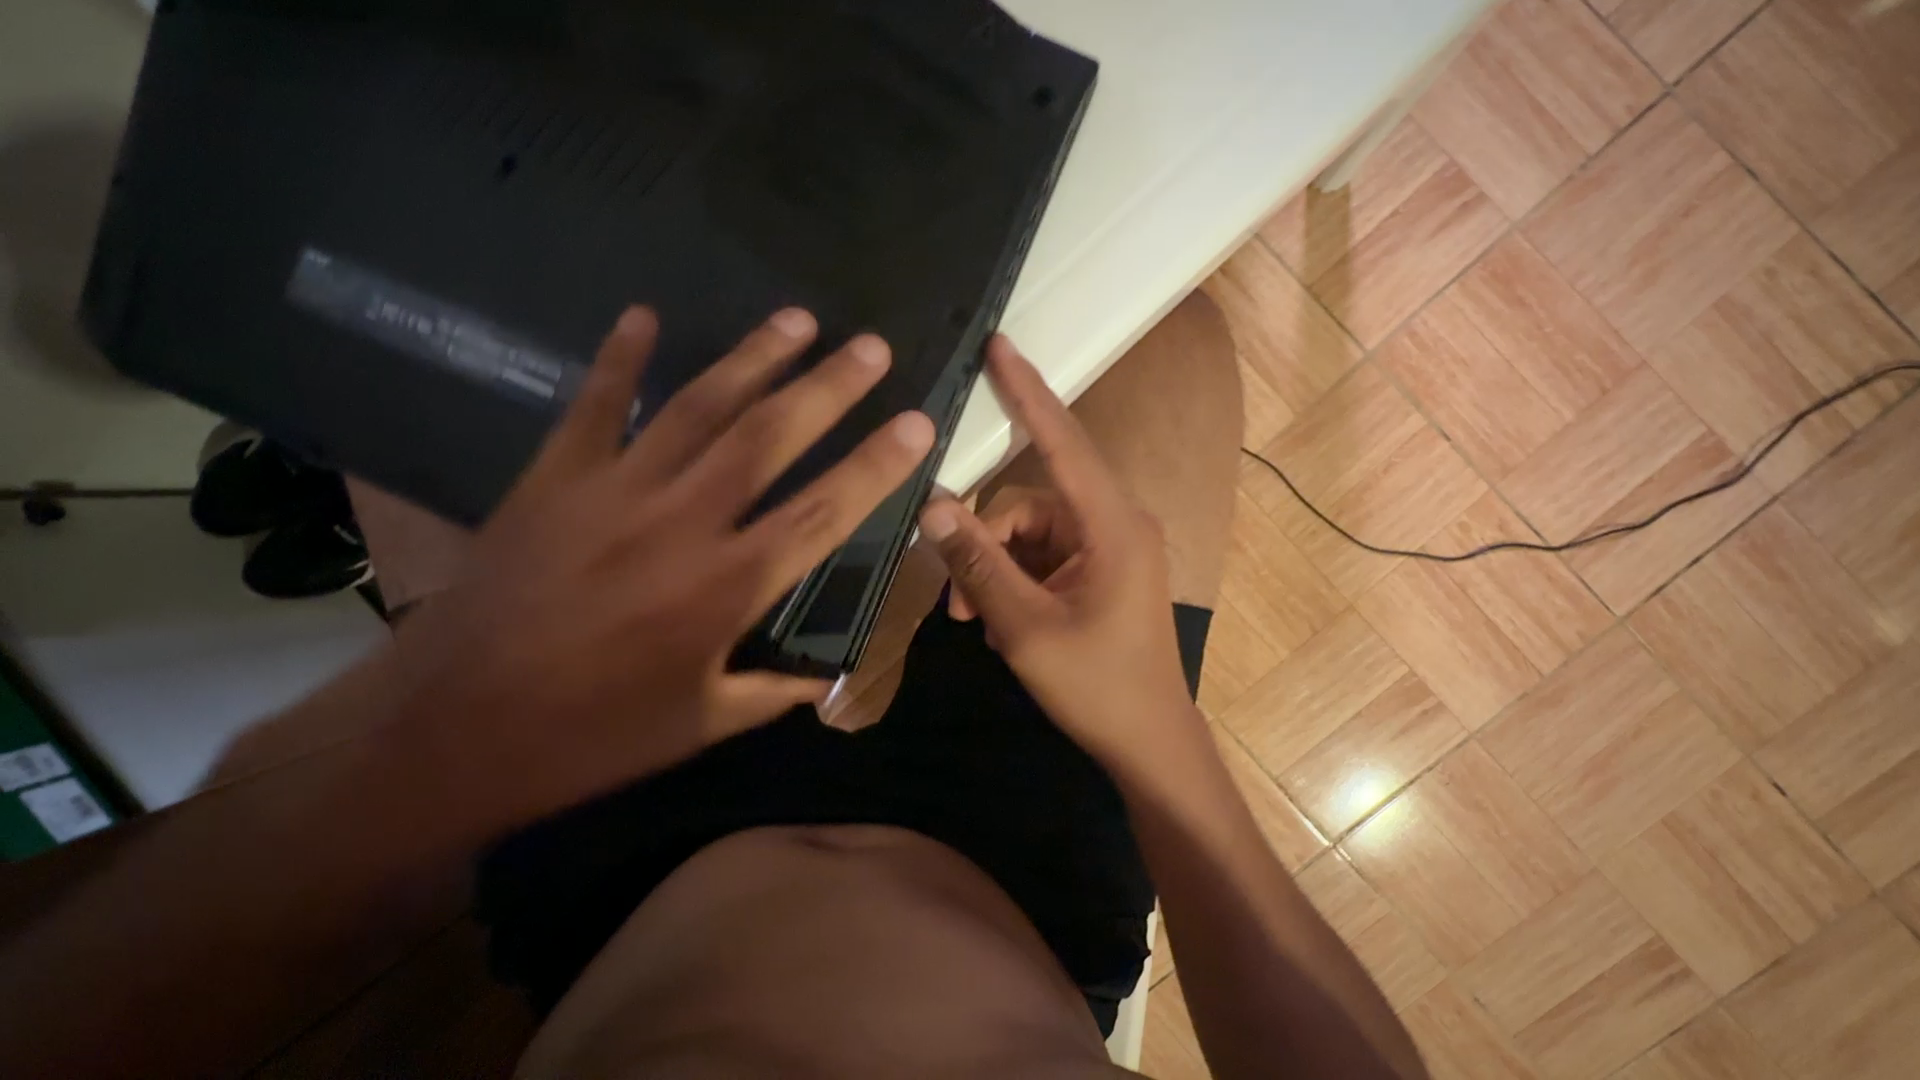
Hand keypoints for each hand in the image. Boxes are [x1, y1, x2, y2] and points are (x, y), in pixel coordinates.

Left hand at [392, 306, 933, 830]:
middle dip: (829, 388)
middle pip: (768, 438)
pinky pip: (593, 407)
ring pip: (697, 408)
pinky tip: (643, 315)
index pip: (822, 511)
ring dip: (753, 358)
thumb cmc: (588, 737)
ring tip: (799, 319)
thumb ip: (770, 693)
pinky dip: (619, 359)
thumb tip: (828, 685)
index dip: (876, 465)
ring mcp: (613, 492)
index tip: (918, 423)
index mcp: (725, 588)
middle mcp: (680, 524)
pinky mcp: (552, 480)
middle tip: (873, 347)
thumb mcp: (697, 726)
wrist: (448, 729)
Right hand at [918, 336, 1202, 776]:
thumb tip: (933, 504)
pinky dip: (1013, 584)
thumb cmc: (1097, 686)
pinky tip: (1000, 626)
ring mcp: (1106, 549)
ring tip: (977, 623)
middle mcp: (1113, 523)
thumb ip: (978, 562)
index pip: (1063, 441)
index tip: (999, 344)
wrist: (1147, 743)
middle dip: (984, 544)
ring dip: (993, 571)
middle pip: (1027, 502)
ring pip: (1027, 533)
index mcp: (1112, 524)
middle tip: (954, 598)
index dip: (1027, 392)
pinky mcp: (1097, 573)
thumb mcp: (1025, 627)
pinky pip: (1040, 557)